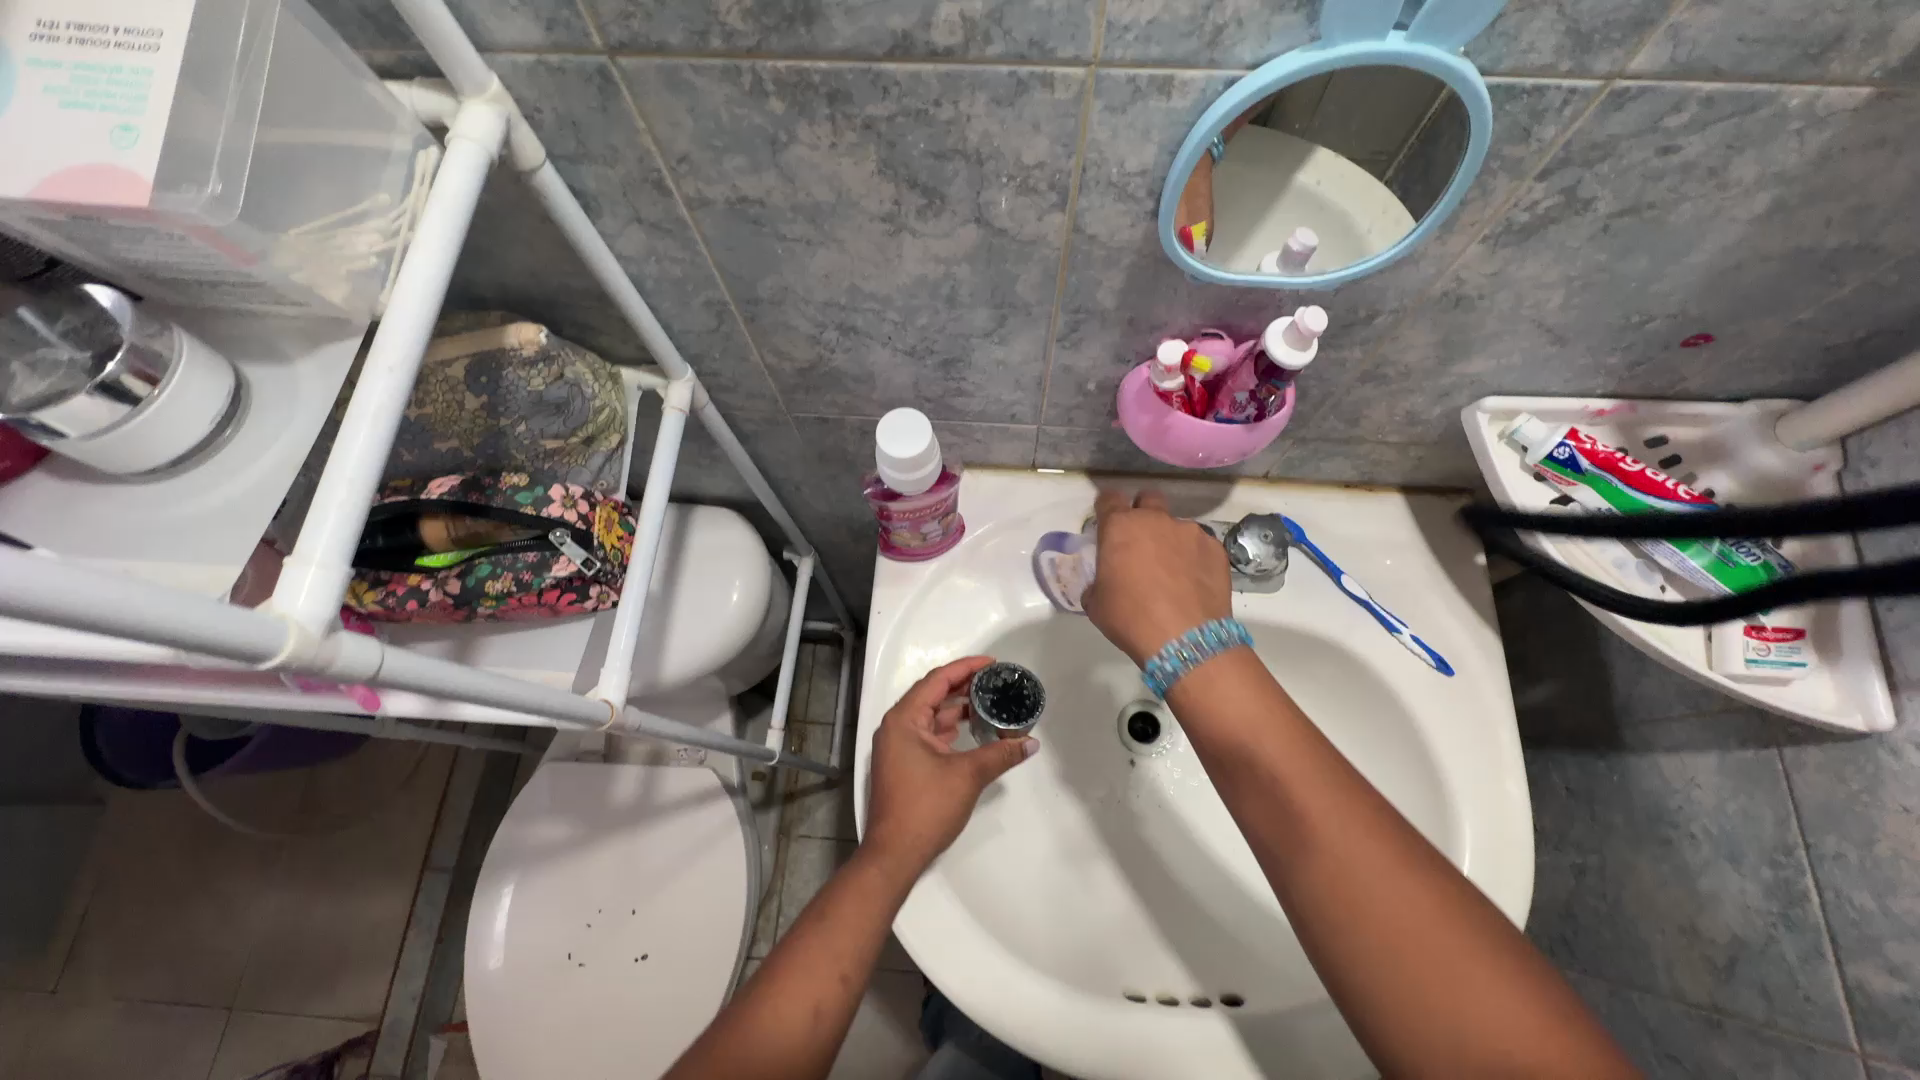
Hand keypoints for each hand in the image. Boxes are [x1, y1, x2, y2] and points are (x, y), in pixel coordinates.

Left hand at [865, 656, 1036, 869]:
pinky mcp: (904, 765)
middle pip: (933, 695)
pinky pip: (930, 735)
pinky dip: (951, 730)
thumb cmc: (925, 807)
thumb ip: (1000, 754)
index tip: (993, 663)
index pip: (937, 680)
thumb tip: (1031, 743)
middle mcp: (897, 727)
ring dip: (958, 710)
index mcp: (904, 719)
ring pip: (932, 717)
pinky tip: (974, 731)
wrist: (894, 854)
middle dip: (964, 687)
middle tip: (996, 682)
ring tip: (991, 703)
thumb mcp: (967, 775)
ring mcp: (898, 747)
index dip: (966, 668)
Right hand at [1084, 489, 1232, 665]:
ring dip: (1171, 541)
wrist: (1184, 639)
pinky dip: (1194, 558)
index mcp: (1120, 527)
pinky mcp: (1216, 549)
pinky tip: (1192, 584)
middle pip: (1148, 498)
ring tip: (1172, 572)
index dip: (1106, 508)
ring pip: (1177, 526)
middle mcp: (1156, 520)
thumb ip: (1098, 581)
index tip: (1107, 522)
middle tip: (1140, 540)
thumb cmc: (1130, 618)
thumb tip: (1105, 582)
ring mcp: (1190, 532)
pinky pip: (1200, 547)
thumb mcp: (1096, 603)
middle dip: (1143, 511)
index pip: (1108, 499)